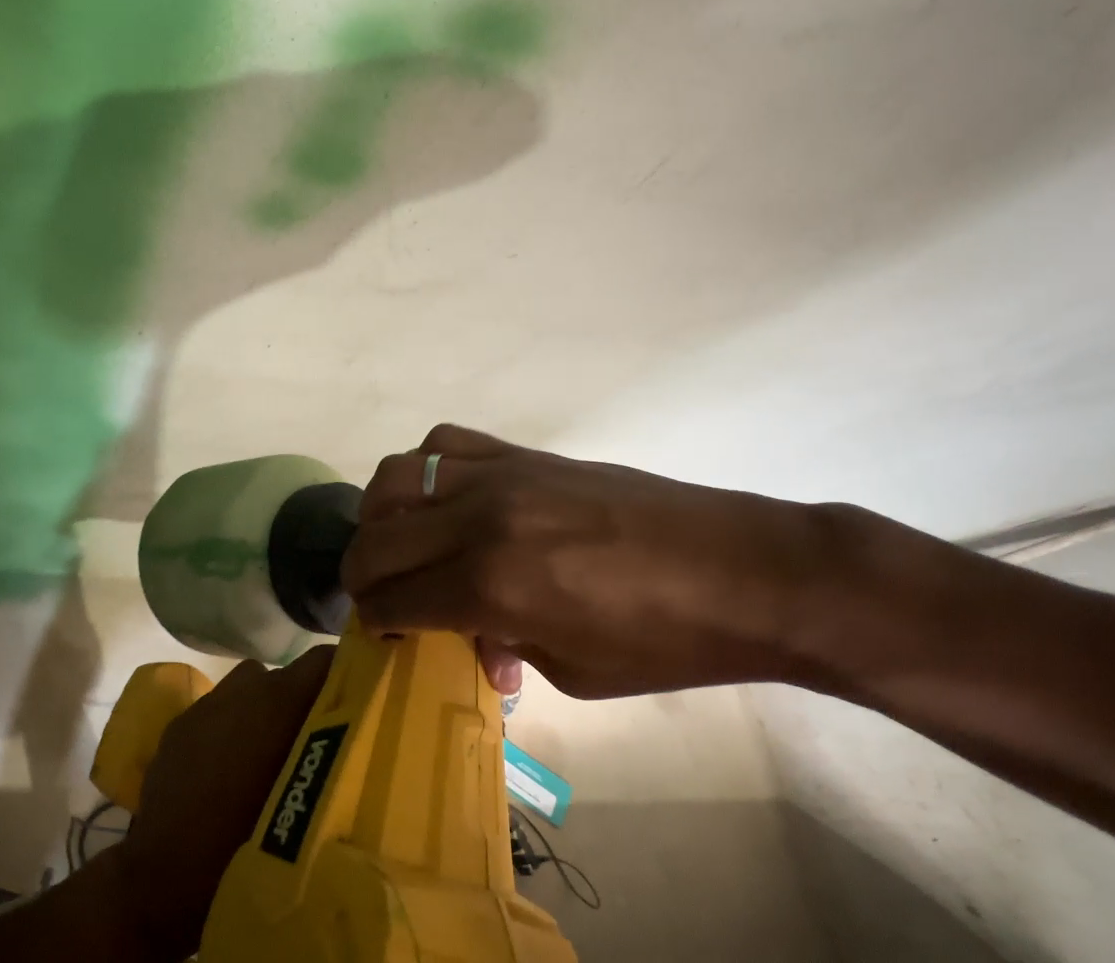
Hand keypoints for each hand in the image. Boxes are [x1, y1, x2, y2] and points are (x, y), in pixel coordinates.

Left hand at [108, 646, 334, 957]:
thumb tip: (350, 728)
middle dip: (303, 699)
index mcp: (277, 701)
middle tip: (320, 740)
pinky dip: (230, 727)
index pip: (323, 660)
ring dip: (263, 710)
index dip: (346, 675)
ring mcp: (203, 706)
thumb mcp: (309, 797)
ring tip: (273, 754)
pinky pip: (216, 712)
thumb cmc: (250, 841)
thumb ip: (331, 752)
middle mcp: (240, 690)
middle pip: (284, 676)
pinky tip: (231, 769)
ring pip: (247, 691)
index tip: (362, 699)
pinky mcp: (176, 728)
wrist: (169, 876)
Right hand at [342, 424, 848, 698]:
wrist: (750, 575)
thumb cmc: (666, 643)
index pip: (393, 598)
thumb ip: (500, 642)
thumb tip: (471, 635)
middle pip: (378, 539)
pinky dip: (425, 471)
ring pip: (397, 477)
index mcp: (490, 585)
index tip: (381, 632)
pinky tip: (445, 499)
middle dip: (364, 577)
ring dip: (382, 517)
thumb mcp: (573, 670)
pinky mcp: (525, 454)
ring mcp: (500, 476)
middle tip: (381, 598)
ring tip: (403, 542)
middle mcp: (479, 520)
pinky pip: (445, 443)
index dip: (376, 620)